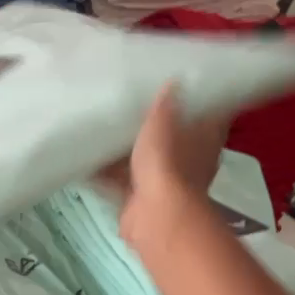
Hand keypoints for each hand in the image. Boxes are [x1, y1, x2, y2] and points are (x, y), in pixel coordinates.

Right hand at [97, 83, 231, 251]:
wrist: (154, 214)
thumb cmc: (166, 163)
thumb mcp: (163, 123)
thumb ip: (164, 105)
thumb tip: (172, 80)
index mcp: (204, 138)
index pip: (206, 114)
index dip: (194, 103)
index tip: (177, 88)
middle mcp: (188, 160)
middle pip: (171, 138)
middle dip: (152, 128)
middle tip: (131, 108)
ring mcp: (163, 181)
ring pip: (144, 160)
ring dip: (126, 152)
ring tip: (105, 131)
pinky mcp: (139, 198)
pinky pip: (121, 180)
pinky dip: (107, 173)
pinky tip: (88, 161)